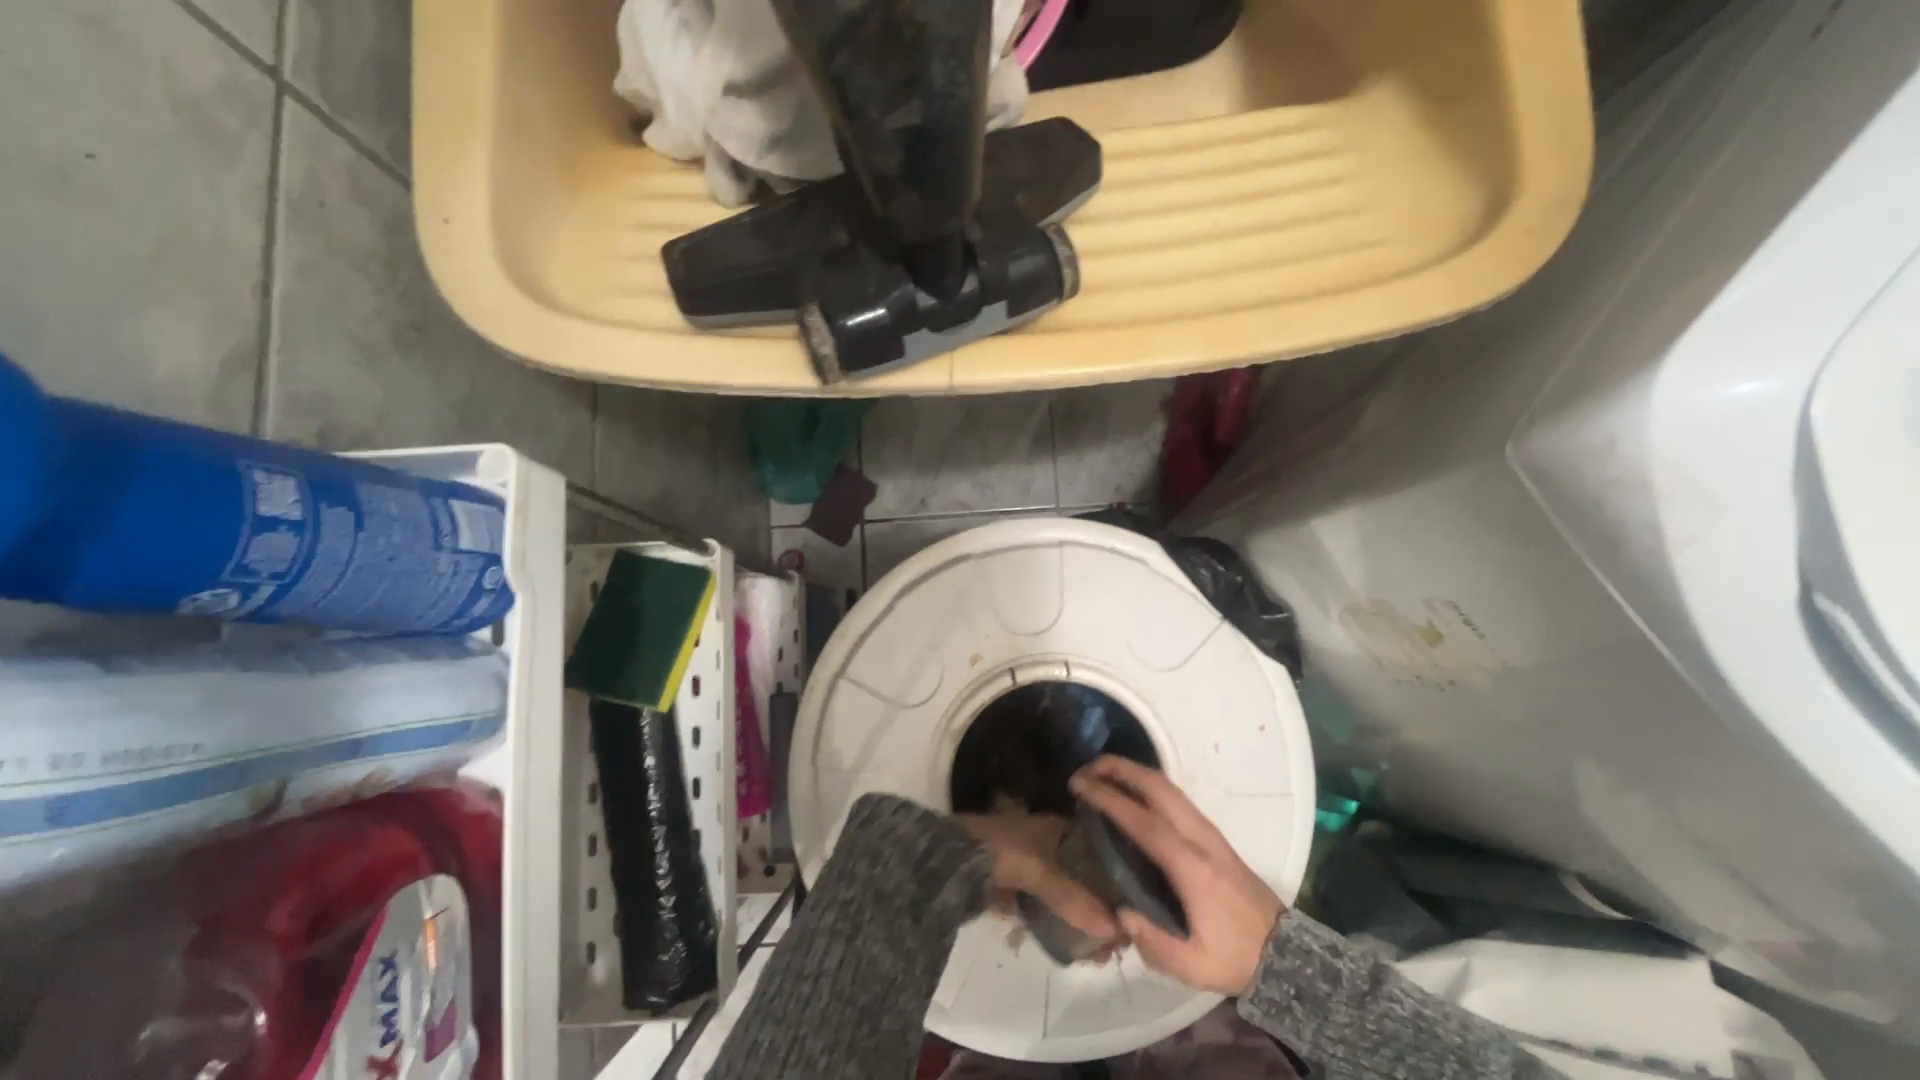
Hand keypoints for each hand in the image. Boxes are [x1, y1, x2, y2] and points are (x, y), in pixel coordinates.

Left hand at [957, 811, 1121, 953]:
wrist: (945, 856)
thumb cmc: (996, 850)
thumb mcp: (1038, 870)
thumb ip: (1072, 897)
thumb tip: (1115, 929)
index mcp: (1061, 827)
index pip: (1103, 850)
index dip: (1123, 878)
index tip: (1138, 909)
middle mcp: (1052, 843)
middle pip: (1087, 876)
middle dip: (1104, 907)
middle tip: (1120, 942)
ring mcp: (1033, 866)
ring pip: (1068, 894)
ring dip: (1083, 919)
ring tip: (1101, 953)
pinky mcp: (1017, 888)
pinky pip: (1046, 908)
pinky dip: (1059, 925)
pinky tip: (1074, 948)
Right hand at [1070, 756, 1283, 995]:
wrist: (1284, 953)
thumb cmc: (1235, 958)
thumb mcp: (1193, 967)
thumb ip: (1152, 943)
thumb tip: (1120, 913)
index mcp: (1192, 868)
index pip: (1145, 822)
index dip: (1111, 800)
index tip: (1081, 786)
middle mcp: (1201, 840)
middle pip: (1160, 789)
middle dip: (1121, 770)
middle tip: (1086, 770)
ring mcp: (1211, 834)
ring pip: (1171, 789)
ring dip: (1135, 774)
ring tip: (1102, 774)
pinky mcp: (1214, 838)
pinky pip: (1177, 799)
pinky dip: (1149, 786)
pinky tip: (1132, 793)